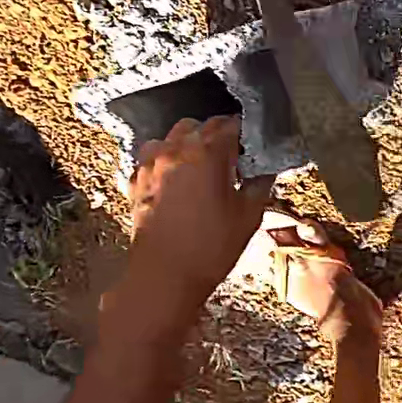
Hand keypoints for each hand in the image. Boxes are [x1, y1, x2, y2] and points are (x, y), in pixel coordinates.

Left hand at [124, 116, 273, 307]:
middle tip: (233, 160)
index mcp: (205, 152)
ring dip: (189, 145)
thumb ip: (260, 185)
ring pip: (172, 138)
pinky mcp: (137, 182)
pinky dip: (167, 162)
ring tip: (203, 168)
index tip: (253, 146)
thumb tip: (265, 171)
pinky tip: (179, 183)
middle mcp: (175, 150)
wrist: (164, 277)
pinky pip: (153, 159)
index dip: (245, 134)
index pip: (229, 125)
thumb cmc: (208, 248)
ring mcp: (151, 165)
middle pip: (199, 126)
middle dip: (217, 137)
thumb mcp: (248, 216)